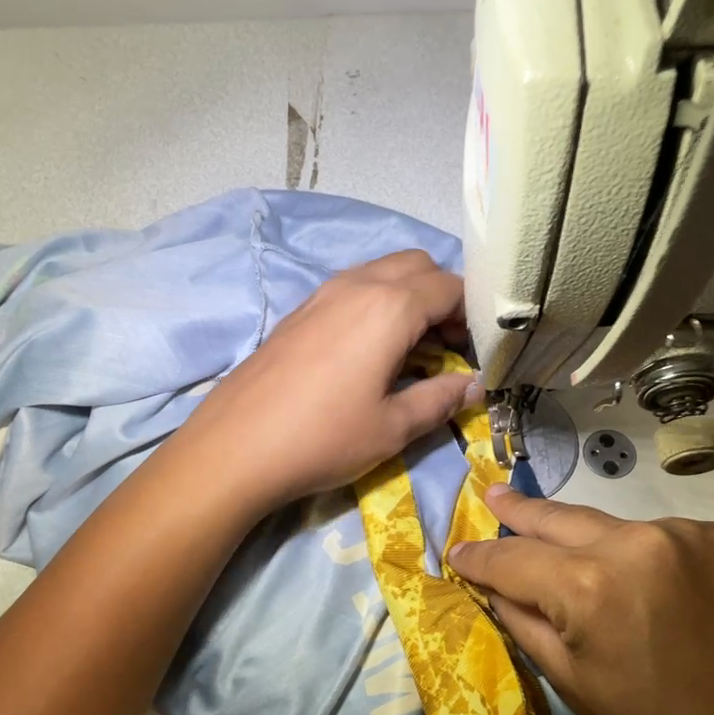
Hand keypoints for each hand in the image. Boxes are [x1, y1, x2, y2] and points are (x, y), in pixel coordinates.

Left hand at [173, 250, 479, 513]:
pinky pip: (353, 289)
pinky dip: (377, 305)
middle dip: (443, 296)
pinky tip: (371, 352)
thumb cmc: (322, 439)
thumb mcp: (393, 428)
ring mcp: (323, 294)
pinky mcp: (300, 311)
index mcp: (389, 307)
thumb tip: (473, 386)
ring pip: (382, 272)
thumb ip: (440, 399)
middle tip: (449, 345)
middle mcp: (358, 285)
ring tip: (413, 350)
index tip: (478, 350)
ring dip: (408, 298)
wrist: (235, 448)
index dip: (474, 313)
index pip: (450, 286)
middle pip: (417, 265)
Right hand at [448, 486, 713, 714]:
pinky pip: (654, 533)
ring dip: (584, 540)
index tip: (457, 551)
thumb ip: (522, 618)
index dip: (481, 557)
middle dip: (521, 512)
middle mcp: (634, 542)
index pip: (514, 559)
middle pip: (559, 520)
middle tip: (495, 494)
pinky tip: (637, 578)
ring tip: (563, 549)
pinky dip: (637, 550)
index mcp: (589, 587)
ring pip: (609, 526)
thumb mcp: (569, 680)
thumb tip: (492, 581)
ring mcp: (681, 531)